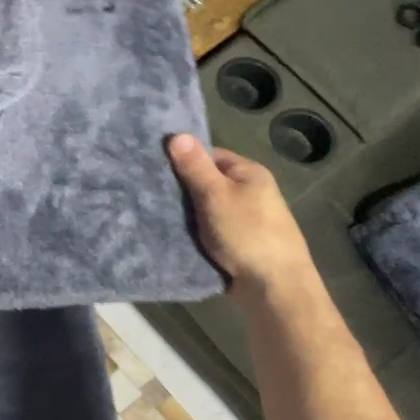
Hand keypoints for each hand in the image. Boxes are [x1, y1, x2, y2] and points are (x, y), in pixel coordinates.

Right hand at [167, 135, 314, 302]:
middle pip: (206, 182)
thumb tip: (177, 134)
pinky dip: (190, 231)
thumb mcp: (216, 195)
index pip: (210, 156)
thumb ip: (195, 167)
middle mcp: (249, 191)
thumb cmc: (246, 233)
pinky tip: (169, 235)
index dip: (183, 160)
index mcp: (249, 173)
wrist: (271, 284)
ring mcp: (243, 218)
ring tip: (151, 214)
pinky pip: (206, 228)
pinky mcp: (235, 241)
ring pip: (204, 208)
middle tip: (147, 194)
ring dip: (183, 213)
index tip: (154, 170)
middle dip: (180, 189)